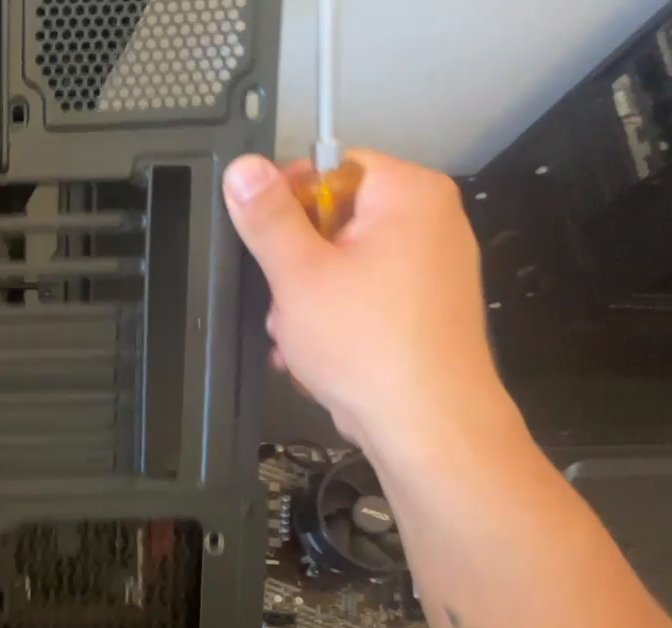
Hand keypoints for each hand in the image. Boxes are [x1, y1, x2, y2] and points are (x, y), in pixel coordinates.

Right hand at [222, 150, 521, 459]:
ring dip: (303, 300)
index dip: (286, 202)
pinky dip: (330, 319)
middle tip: (282, 303)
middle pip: (333, 219)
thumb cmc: (363, 341)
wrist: (423, 417)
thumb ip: (267, 219)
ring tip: (296, 337)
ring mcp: (429, 265)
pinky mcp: (421, 305)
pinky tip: (313, 352)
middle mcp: (429, 219)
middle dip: (293, 265)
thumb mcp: (298, 276)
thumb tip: (242, 168)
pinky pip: (360, 295)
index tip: (261, 245)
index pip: (331, 167)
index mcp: (406, 195)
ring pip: (340, 264)